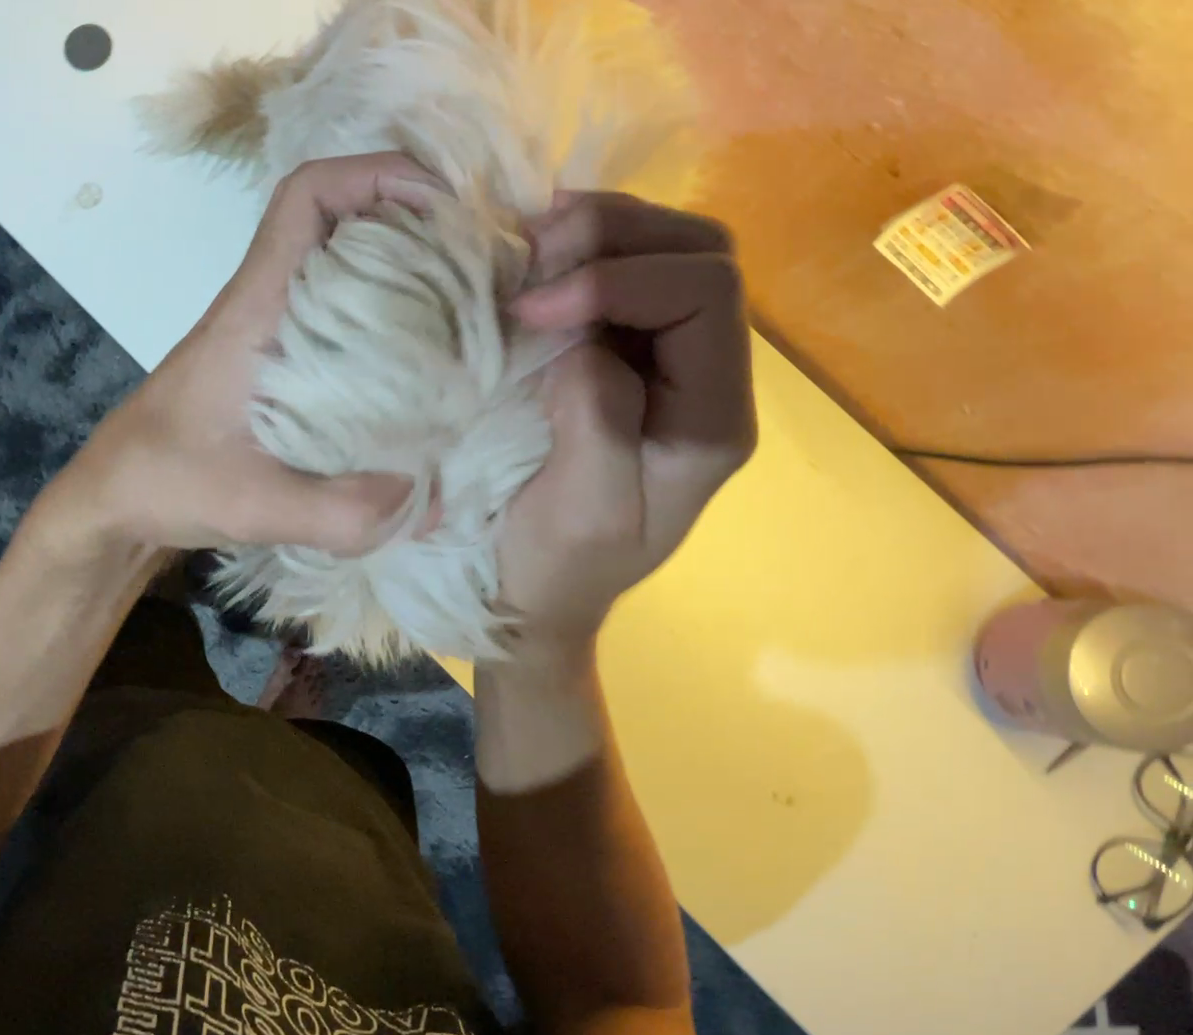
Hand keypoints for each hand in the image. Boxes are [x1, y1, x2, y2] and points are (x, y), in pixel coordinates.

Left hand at [42, 153, 441, 557]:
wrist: (113, 502)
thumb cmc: (163, 483)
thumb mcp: (251, 505)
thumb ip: (338, 513)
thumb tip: (431, 503)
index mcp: (255, 310)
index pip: (305, 198)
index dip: (376, 175)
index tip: (445, 207)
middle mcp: (267, 308)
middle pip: (344, 226)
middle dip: (417, 231)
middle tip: (484, 273)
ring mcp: (272, 338)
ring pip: (347, 277)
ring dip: (407, 281)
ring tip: (471, 318)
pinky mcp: (277, 372)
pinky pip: (342, 327)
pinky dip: (388, 333)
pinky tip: (423, 377)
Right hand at [496, 192, 755, 660]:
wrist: (535, 598)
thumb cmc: (557, 567)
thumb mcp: (585, 509)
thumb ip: (599, 416)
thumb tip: (581, 338)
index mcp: (710, 418)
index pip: (704, 295)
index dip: (618, 279)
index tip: (531, 309)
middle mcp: (702, 379)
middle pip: (700, 254)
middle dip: (616, 234)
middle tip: (531, 252)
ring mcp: (660, 367)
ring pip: (663, 254)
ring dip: (597, 235)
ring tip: (526, 247)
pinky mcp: (617, 365)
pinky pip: (615, 284)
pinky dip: (574, 257)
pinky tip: (531, 261)